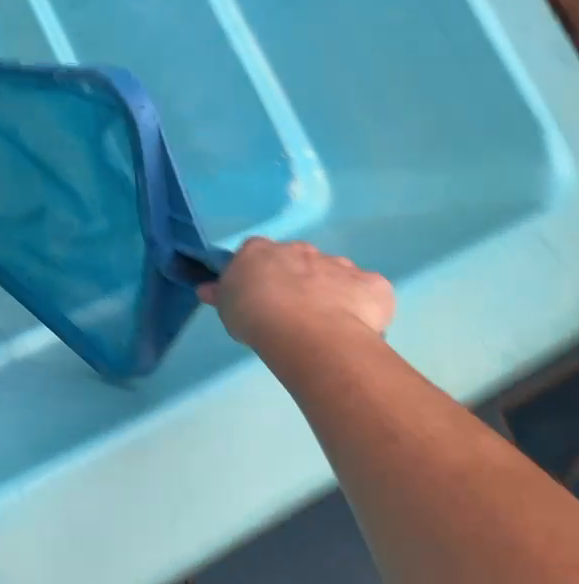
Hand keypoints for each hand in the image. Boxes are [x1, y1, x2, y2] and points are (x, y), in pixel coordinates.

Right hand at [198, 238, 393, 350]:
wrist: (310, 333)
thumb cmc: (255, 317)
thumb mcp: (226, 309)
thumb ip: (221, 295)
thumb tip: (208, 289)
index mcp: (259, 251)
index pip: (255, 250)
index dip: (256, 269)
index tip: (254, 289)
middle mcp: (301, 250)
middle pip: (297, 258)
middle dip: (296, 275)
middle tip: (288, 305)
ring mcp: (341, 264)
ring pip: (334, 272)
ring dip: (329, 287)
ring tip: (322, 318)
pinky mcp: (374, 283)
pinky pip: (366, 289)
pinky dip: (361, 301)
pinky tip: (352, 321)